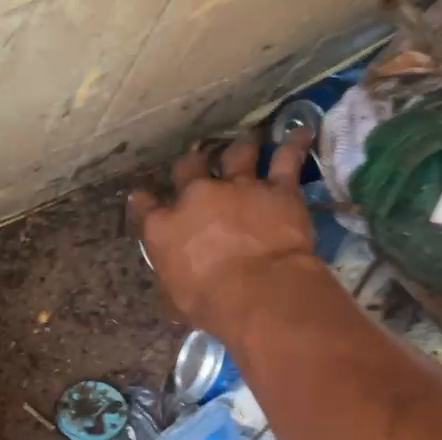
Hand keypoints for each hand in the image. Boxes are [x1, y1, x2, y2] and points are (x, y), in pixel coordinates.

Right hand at [128, 133, 319, 344]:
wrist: (257, 290)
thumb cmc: (206, 303)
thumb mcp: (174, 297)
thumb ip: (172, 277)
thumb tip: (175, 280)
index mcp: (163, 228)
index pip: (144, 206)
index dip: (142, 200)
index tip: (141, 197)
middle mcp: (196, 197)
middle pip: (189, 166)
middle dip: (192, 165)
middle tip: (198, 166)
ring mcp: (239, 187)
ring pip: (238, 152)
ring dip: (239, 150)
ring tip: (244, 149)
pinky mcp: (278, 187)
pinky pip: (288, 156)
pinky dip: (294, 144)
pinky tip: (299, 134)